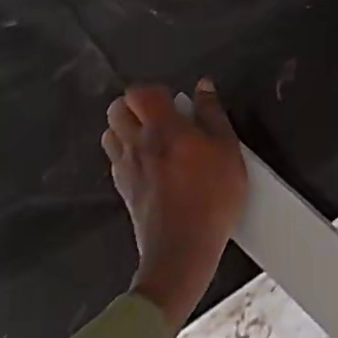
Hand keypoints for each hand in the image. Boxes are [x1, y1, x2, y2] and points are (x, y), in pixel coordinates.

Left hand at [102, 79, 248, 331]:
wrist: (183, 251)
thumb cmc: (211, 194)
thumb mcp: (227, 147)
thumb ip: (212, 112)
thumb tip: (203, 87)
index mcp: (161, 127)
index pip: (138, 92)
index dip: (154, 90)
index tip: (174, 100)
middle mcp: (136, 144)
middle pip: (116, 110)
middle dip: (134, 106)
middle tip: (161, 115)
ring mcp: (126, 170)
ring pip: (110, 135)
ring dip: (126, 129)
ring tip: (153, 137)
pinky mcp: (124, 193)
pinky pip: (115, 162)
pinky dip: (126, 155)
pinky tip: (150, 164)